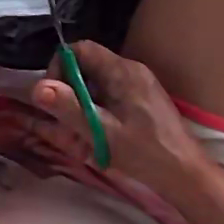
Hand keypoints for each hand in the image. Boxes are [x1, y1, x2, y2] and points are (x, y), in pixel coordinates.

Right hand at [29, 41, 206, 196]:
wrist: (186, 174)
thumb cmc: (145, 153)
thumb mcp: (102, 132)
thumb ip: (70, 108)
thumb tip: (37, 87)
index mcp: (122, 71)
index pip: (81, 49)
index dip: (60, 67)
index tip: (54, 96)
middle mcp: (131, 70)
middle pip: (88, 66)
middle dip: (70, 90)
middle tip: (64, 119)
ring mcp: (140, 84)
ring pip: (98, 83)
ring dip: (83, 103)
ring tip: (81, 132)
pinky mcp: (144, 100)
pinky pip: (111, 95)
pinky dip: (98, 110)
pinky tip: (99, 136)